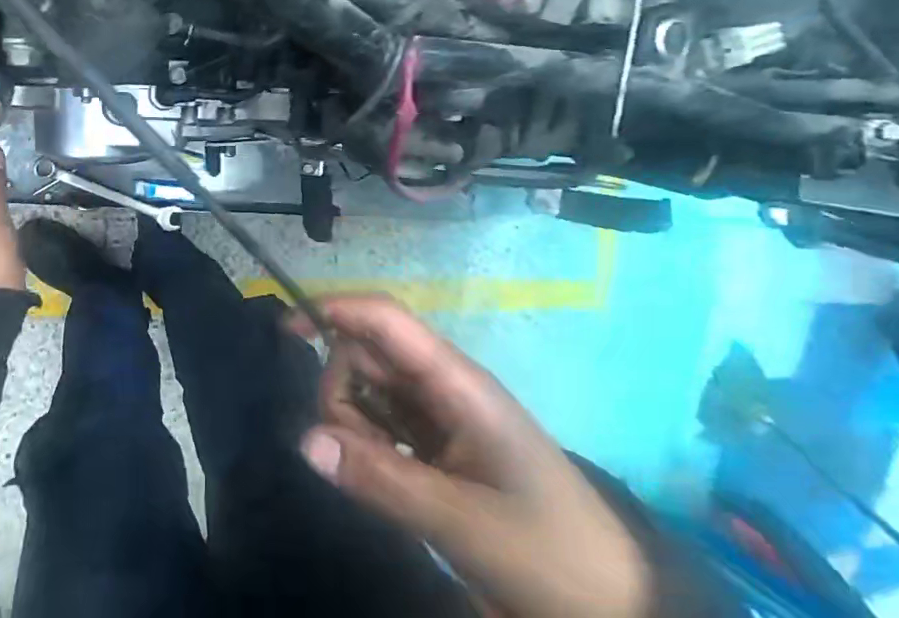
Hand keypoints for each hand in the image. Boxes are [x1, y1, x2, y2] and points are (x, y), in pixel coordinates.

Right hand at [294, 295, 651, 617]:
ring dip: (353, 425)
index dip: (337, 309)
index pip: (388, 320)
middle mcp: (445, 387)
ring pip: (371, 391)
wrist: (610, 601)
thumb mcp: (461, 521)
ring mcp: (442, 417)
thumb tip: (304, 440)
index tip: (288, 330)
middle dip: (340, 392)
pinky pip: (384, 426)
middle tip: (353, 457)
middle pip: (368, 355)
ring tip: (377, 480)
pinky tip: (379, 480)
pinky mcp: (439, 447)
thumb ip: (380, 479)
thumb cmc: (546, 551)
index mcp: (458, 383)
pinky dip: (367, 445)